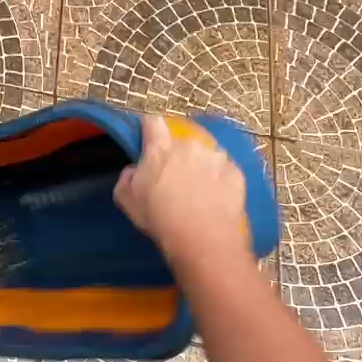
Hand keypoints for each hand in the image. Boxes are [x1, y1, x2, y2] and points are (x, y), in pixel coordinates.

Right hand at [114, 114, 248, 264]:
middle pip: (180, 142)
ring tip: (197, 189)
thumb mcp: (125, 200)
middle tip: (173, 178)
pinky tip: (214, 197)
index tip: (147, 139)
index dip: (148, 128)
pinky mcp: (236, 171)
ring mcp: (216, 157)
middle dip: (175, 155)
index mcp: (160, 149)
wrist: (203, 239)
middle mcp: (189, 146)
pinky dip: (218, 178)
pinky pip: (223, 169)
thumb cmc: (159, 218)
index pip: (152, 122)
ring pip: (204, 154)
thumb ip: (126, 177)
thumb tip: (134, 169)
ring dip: (199, 165)